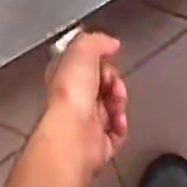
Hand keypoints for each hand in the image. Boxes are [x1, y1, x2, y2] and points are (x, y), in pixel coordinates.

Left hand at [40, 30, 128, 171]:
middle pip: (102, 84)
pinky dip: (121, 125)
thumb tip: (112, 44)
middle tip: (114, 85)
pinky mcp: (97, 146)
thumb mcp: (82, 49)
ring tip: (117, 104)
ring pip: (111, 106)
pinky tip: (118, 121)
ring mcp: (85, 124)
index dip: (100, 59)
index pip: (85, 64)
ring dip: (119, 101)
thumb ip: (98, 41)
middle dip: (114, 80)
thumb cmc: (72, 89)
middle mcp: (73, 99)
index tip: (108, 57)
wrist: (72, 135)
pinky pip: (116, 131)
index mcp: (65, 77)